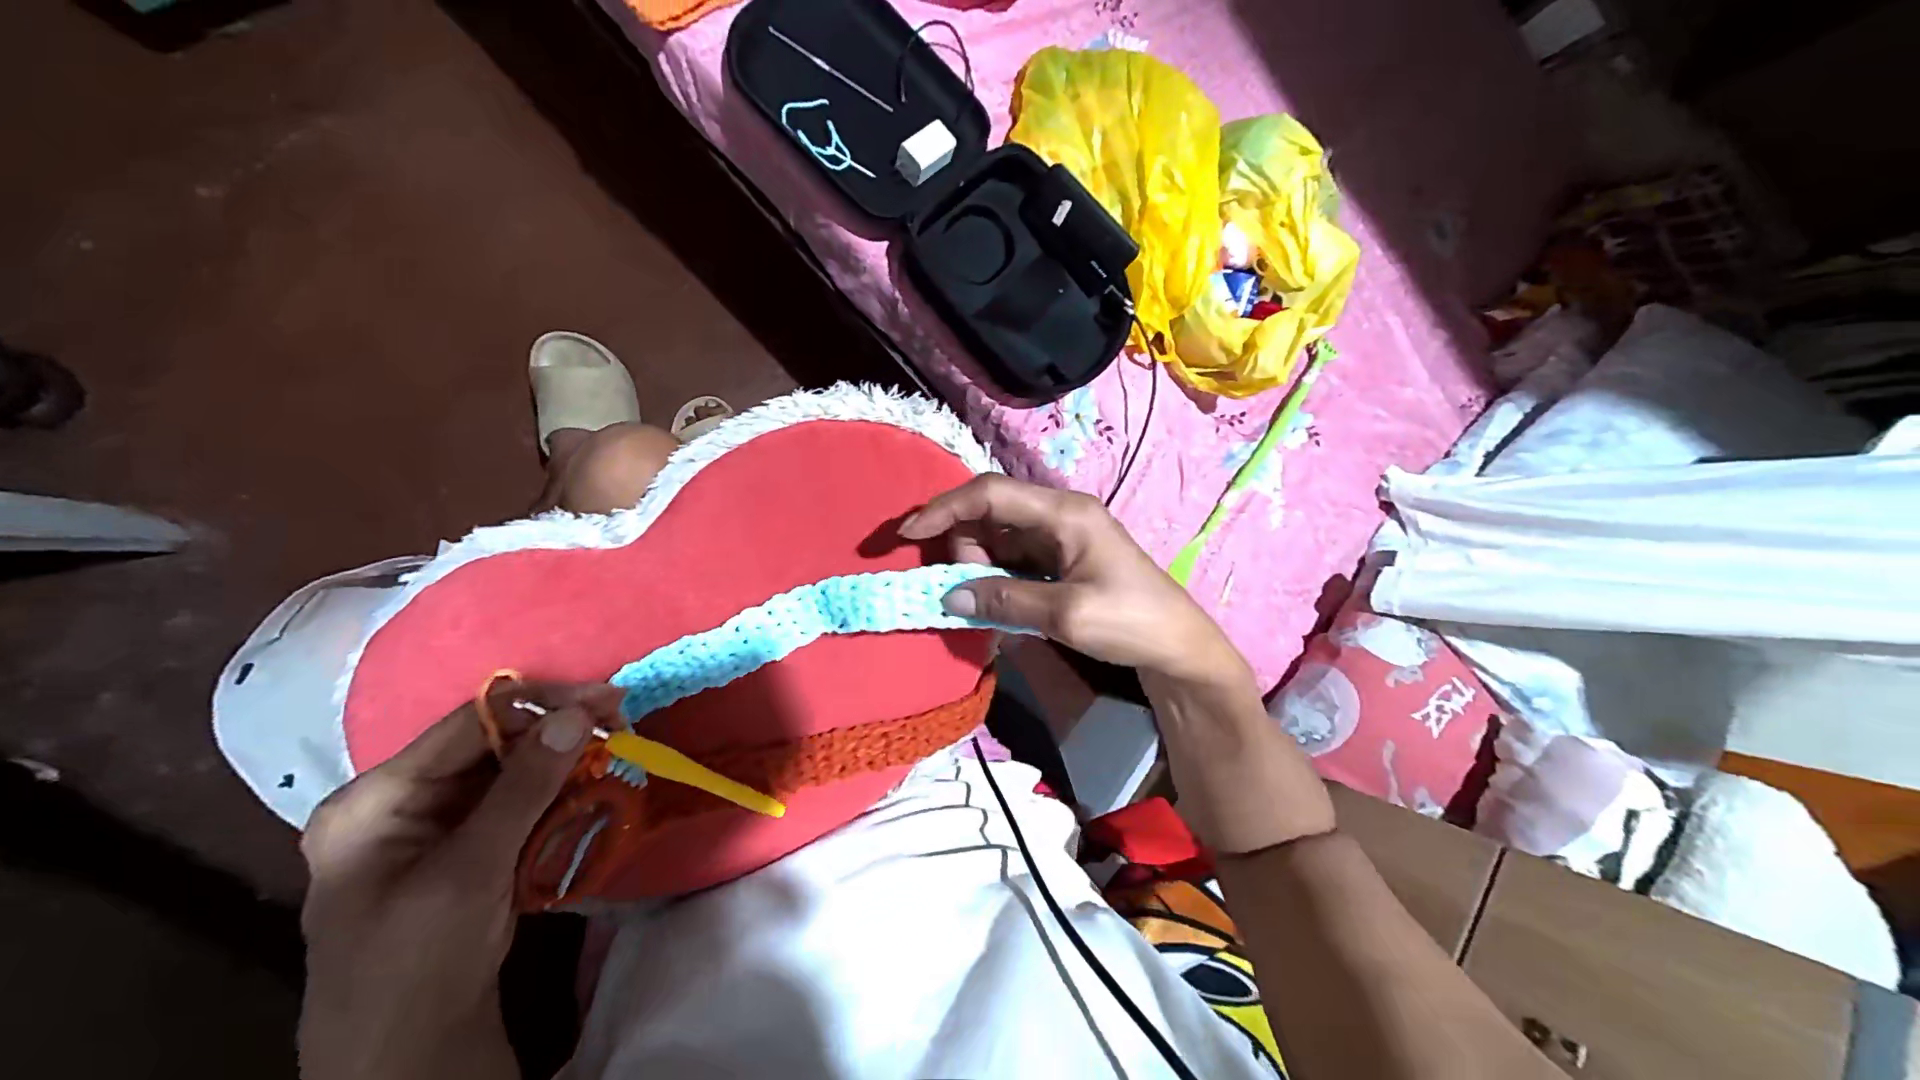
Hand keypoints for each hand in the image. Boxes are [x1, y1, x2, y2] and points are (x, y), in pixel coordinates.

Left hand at [298, 680, 622, 1079]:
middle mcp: (398, 800)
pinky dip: (551, 794)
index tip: (608, 696)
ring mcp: (428, 825)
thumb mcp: (471, 870)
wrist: (405, 1058)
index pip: (468, 725)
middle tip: (618, 723)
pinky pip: (510, 803)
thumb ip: (525, 785)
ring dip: (560, 763)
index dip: (541, 704)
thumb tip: (578, 712)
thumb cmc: (418, 960)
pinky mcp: (458, 848)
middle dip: (555, 733)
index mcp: (375, 798)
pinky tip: (587, 788)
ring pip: (506, 772)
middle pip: (489, 744)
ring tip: (613, 752)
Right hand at [899, 474, 1249, 688]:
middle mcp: (1057, 515)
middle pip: (989, 513)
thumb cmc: (1132, 621)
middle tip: (966, 592)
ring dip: (977, 566)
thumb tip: (949, 597)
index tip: (909, 534)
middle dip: (964, 547)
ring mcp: (1058, 537)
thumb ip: (1006, 600)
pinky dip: (994, 578)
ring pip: (996, 537)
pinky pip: (1010, 558)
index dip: (945, 508)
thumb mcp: (1067, 614)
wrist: (1177, 646)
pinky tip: (996, 605)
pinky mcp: (1057, 559)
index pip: (990, 493)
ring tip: (986, 605)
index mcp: (1064, 512)